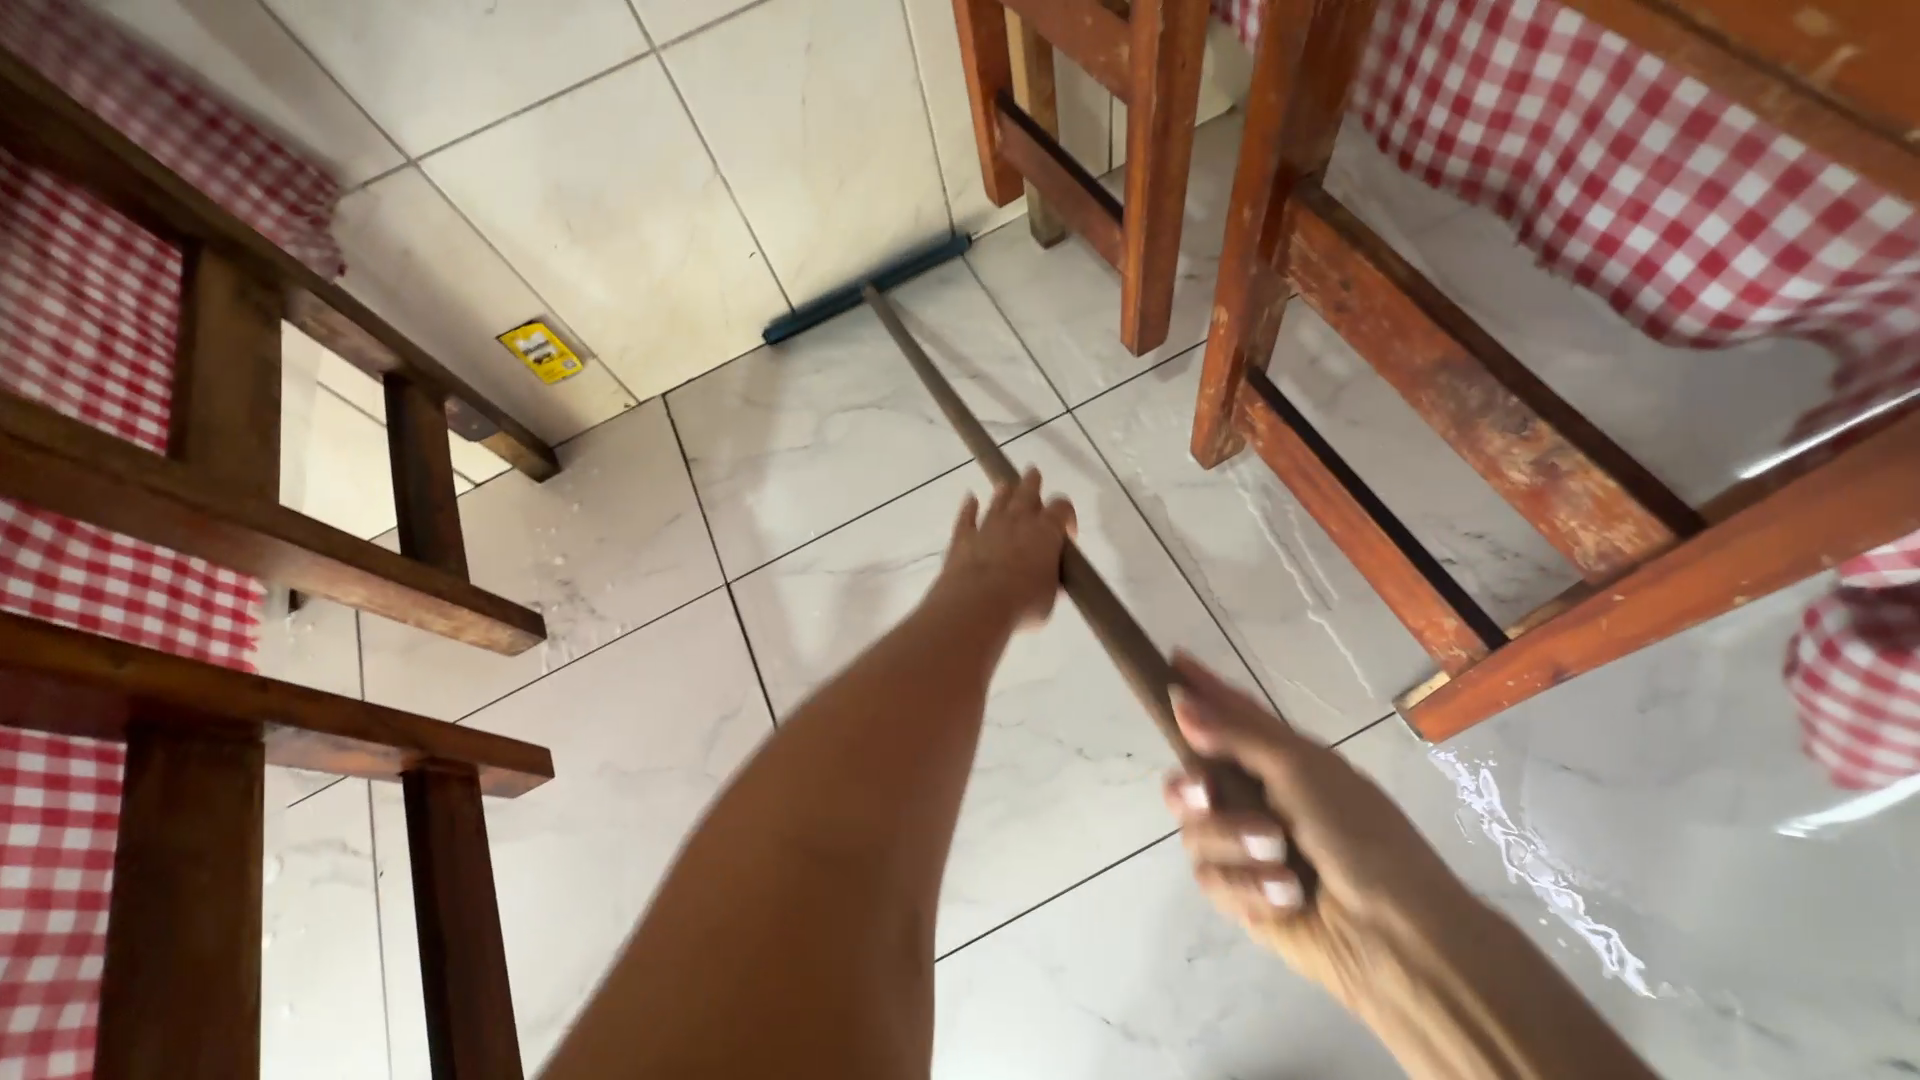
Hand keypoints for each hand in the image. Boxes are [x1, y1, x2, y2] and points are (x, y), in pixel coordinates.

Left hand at [930, 467, 1075, 629]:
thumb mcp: (1049, 597)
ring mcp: (987, 526)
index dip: (1066, 516)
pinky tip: (969, 499)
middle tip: (1033, 474)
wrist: (976, 605)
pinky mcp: (962, 538)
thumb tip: (1048, 581)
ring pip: (998, 500)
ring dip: (1004, 492)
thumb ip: (1049, 582)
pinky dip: (968, 507)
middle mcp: (1017, 521)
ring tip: (1005, 485)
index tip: (1066, 535)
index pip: (1062, 508)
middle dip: (1032, 483)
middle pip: (1028, 492)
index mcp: (1046, 532)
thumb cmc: (1022, 604)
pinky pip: (966, 517)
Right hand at [1162, 655, 1479, 1011]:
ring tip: (1280, 859)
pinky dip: (1248, 887)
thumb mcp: (1301, 770)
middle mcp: (1258, 799)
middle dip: (1194, 790)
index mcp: (1282, 761)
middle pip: (1191, 779)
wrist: (1394, 933)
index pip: (1232, 715)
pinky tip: (1285, 897)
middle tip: (1208, 795)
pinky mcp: (1241, 897)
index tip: (1173, 661)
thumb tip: (1178, 698)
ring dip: (1236, 844)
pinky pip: (1211, 880)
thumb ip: (1235, 734)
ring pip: (1195, 832)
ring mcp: (1246, 850)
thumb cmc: (1359, 836)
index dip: (1203, 689)